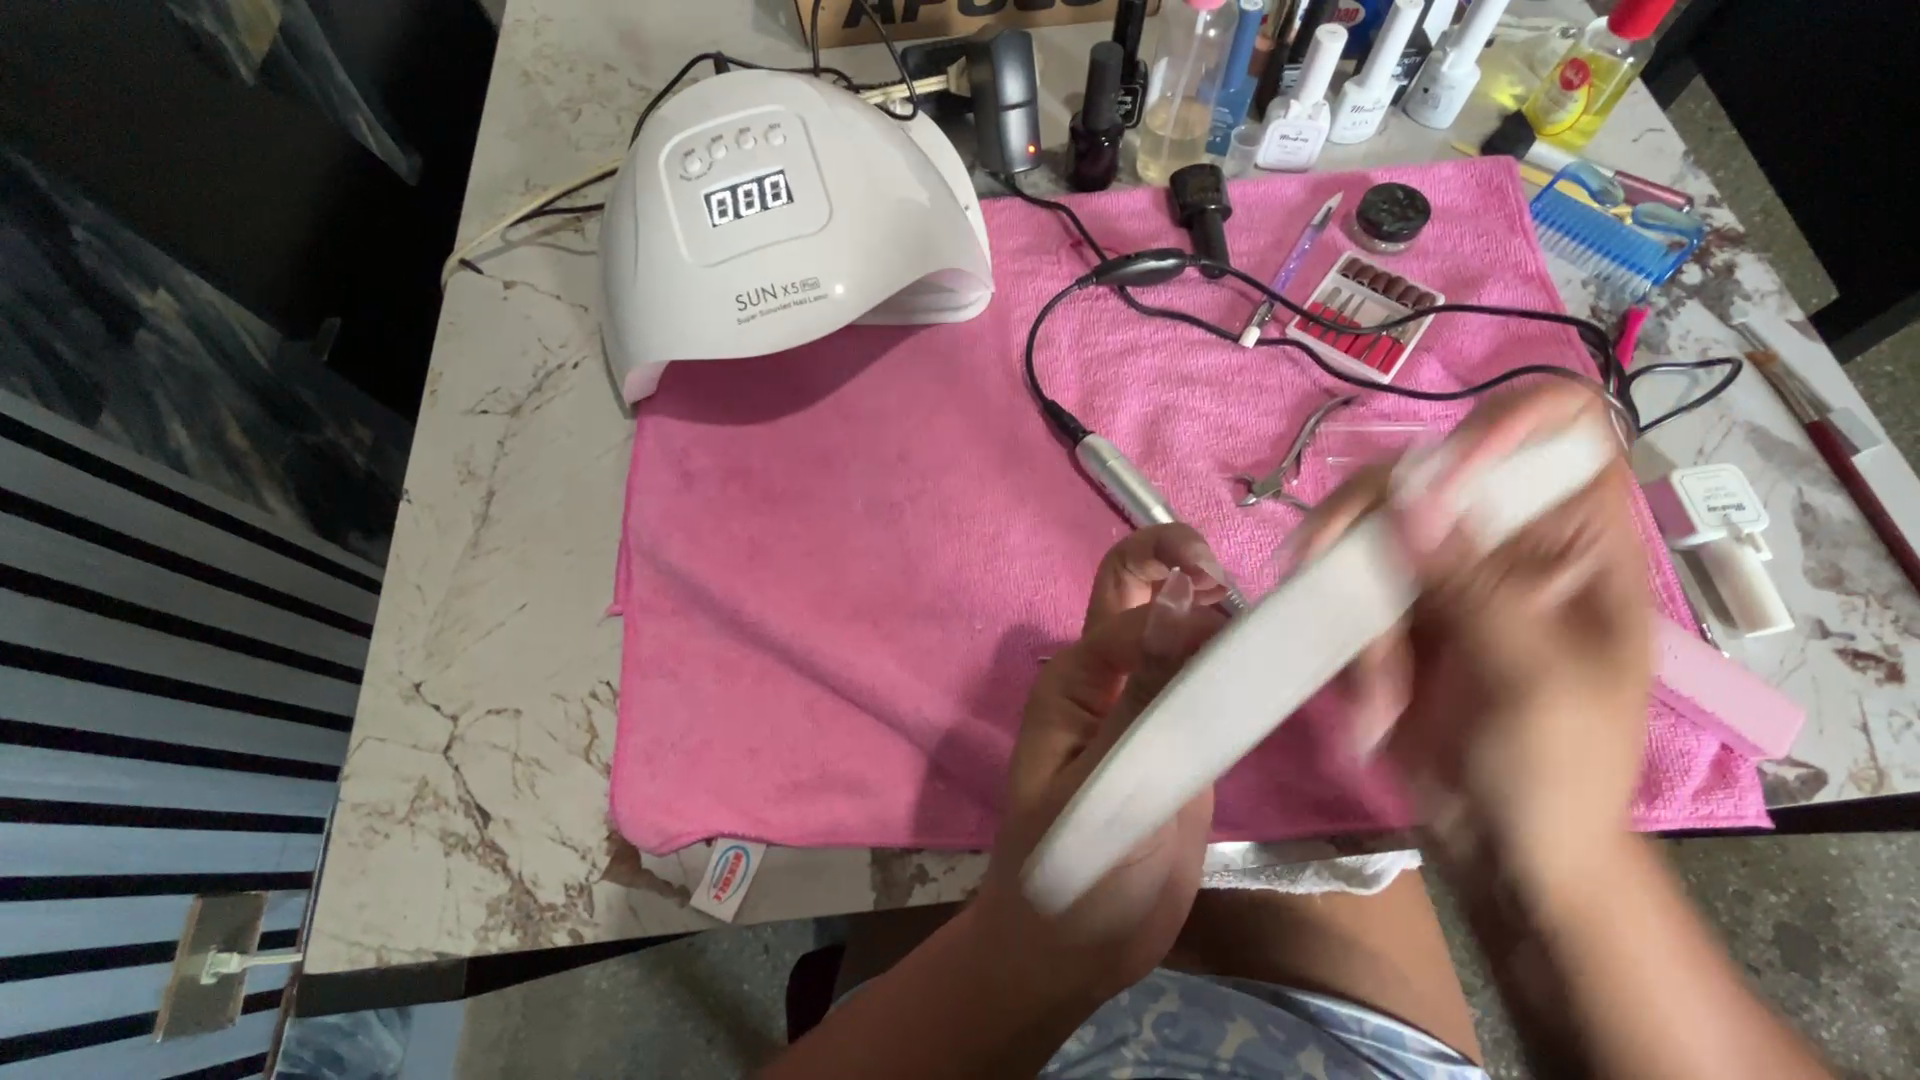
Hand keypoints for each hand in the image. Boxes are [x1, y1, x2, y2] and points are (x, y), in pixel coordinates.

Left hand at [971, 525, 1228, 999]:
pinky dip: (1238, 663)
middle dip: (1176, 558)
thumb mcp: (1105, 786)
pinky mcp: (1182, 741)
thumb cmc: (1067, 872)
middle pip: (1133, 584)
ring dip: (1215, 607)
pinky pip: (1208, 683)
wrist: (1074, 948)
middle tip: (1229, 580)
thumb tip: (1180, 602)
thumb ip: (1146, 697)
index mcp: (1073, 679)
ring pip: (1178, 627)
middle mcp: (1108, 677)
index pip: (1129, 611)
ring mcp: (1147, 706)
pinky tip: (1273, 665)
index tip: (1231, 635)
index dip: (1181, 610)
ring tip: (1263, 625)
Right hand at [1292, 385, 1652, 870]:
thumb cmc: (1559, 770)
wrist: (1504, 845)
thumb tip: (1411, 490)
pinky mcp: (1385, 610)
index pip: (1561, 431)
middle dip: (1366, 527)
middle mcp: (1503, 540)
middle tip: (1322, 570)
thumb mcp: (1537, 679)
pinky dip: (1334, 633)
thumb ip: (1479, 584)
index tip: (1443, 476)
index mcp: (1578, 542)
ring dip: (1346, 603)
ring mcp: (1435, 574)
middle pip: (1421, 472)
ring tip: (1374, 688)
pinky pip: (1336, 585)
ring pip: (1361, 529)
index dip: (1505, 424)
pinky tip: (1366, 697)